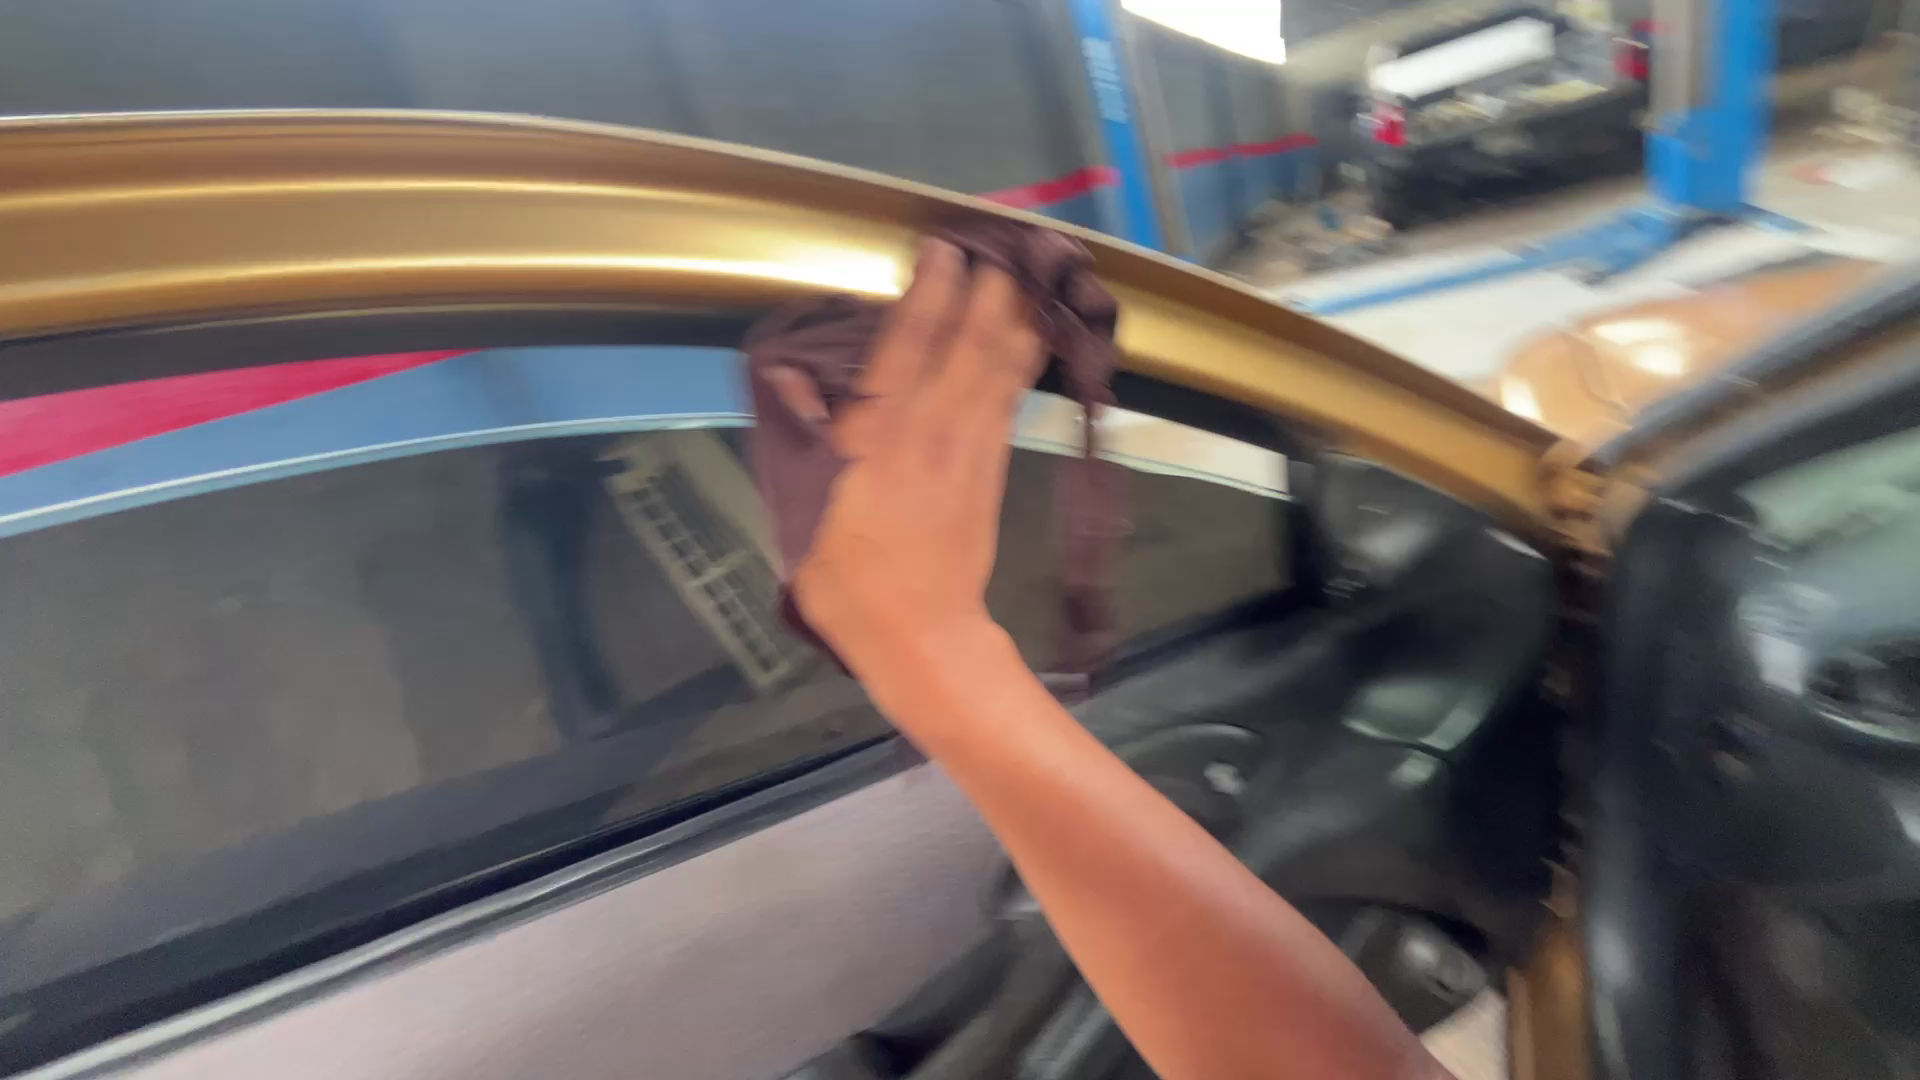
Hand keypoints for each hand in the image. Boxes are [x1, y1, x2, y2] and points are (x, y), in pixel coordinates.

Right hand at [777, 238, 1044, 658]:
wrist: (919, 631)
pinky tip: (1031, 339)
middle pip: (968, 343)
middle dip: (988, 290)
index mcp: (876, 433)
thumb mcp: (799, 512)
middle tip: (1002, 247)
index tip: (945, 250)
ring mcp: (970, 448)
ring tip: (1029, 274)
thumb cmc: (845, 577)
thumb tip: (796, 380)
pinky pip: (1009, 404)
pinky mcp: (993, 470)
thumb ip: (799, 440)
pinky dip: (1021, 365)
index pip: (908, 343)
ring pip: (999, 368)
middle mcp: (930, 428)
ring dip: (1014, 317)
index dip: (931, 290)